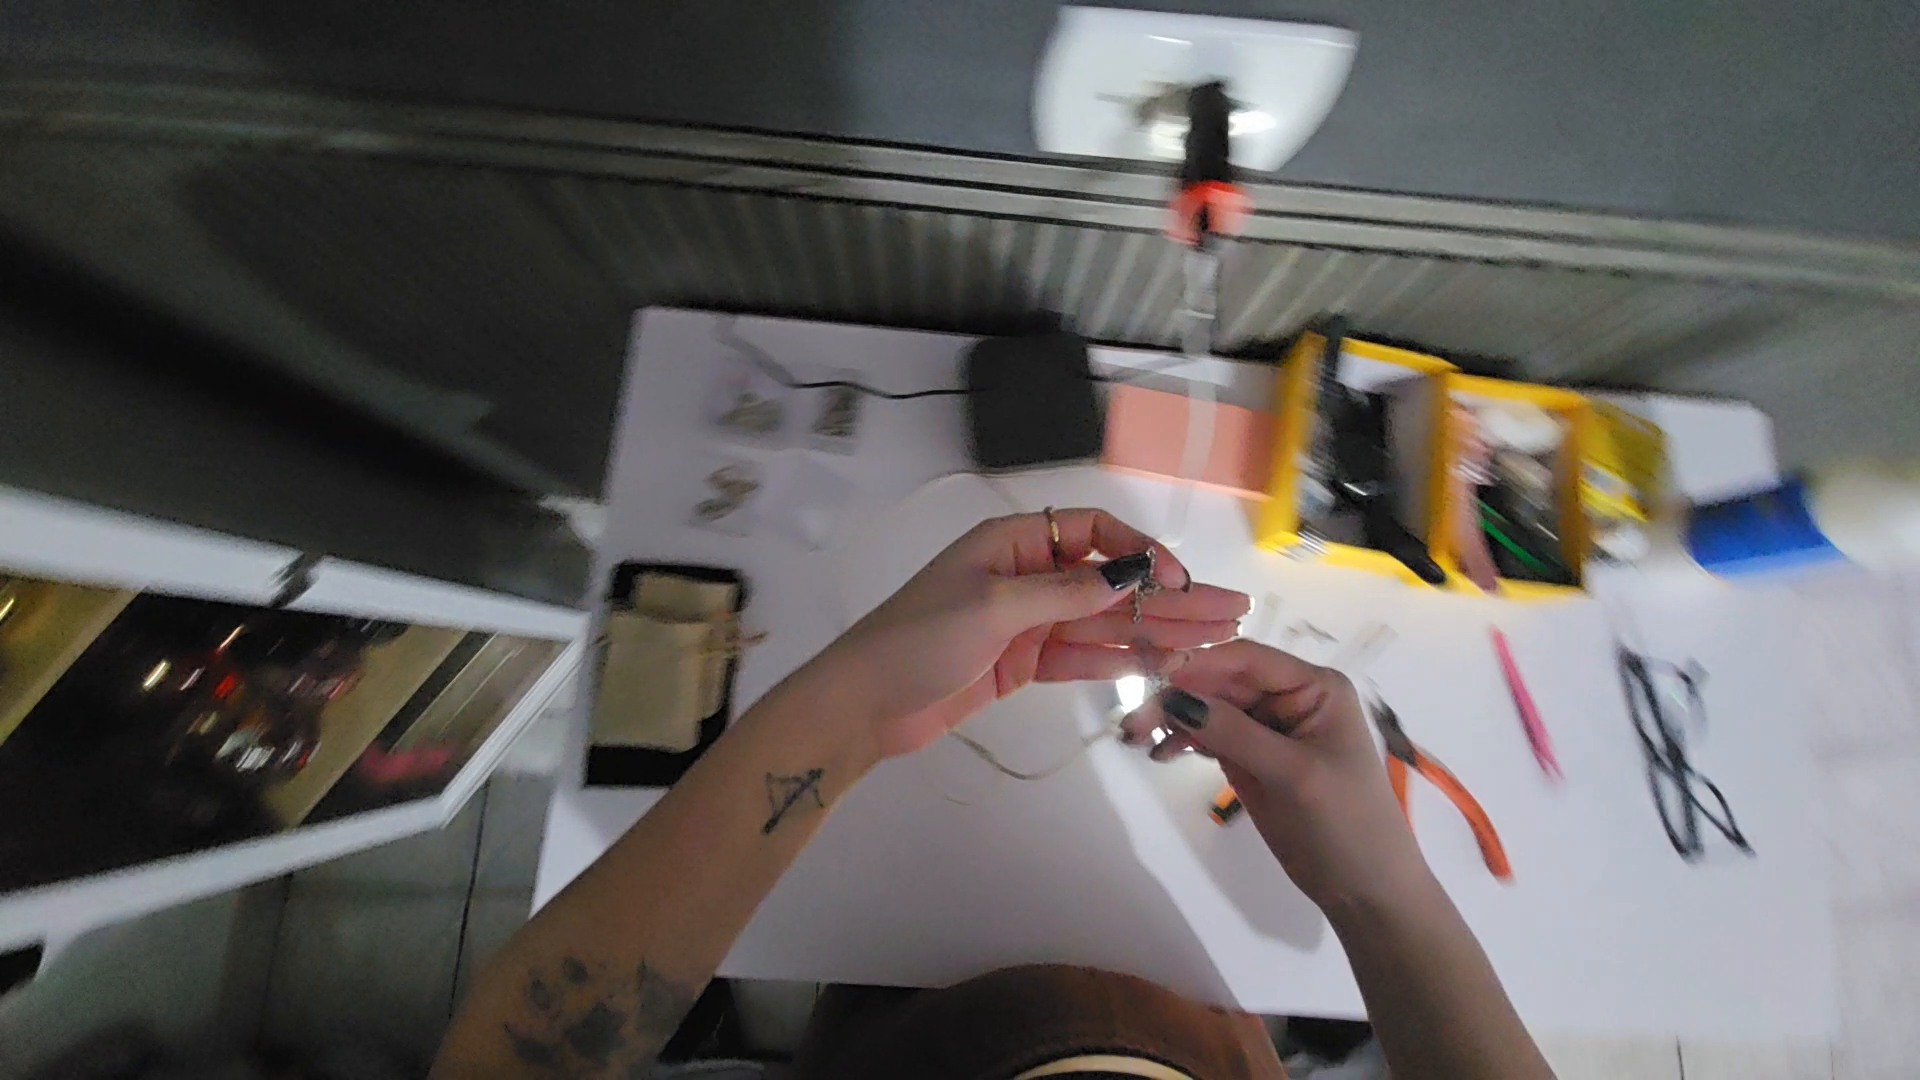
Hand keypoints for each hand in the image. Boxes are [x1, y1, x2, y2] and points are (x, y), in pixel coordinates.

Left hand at [817, 509, 1249, 758]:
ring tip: (1215, 638)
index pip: (1090, 531)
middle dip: (1167, 594)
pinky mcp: (1023, 664)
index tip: (1176, 578)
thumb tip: (1130, 573)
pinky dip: (1118, 659)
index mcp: (1012, 544)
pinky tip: (1163, 661)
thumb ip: (1064, 592)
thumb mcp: (992, 605)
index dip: (1137, 549)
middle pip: (1107, 580)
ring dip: (1155, 629)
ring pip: (1102, 622)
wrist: (866, 704)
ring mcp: (1027, 623)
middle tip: (1230, 610)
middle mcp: (1026, 577)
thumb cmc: (920, 638)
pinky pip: (1080, 656)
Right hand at [1120, 640, 1430, 910]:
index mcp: (1313, 686)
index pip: (1245, 659)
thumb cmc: (1346, 825)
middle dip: (1176, 696)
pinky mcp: (1249, 754)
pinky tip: (1160, 753)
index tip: (1152, 678)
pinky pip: (1207, 733)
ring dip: (1171, 718)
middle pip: (1219, 682)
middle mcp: (1287, 697)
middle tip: (1132, 722)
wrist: (1366, 892)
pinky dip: (1181, 739)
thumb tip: (1173, 697)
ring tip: (1135, 738)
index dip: (1197, 664)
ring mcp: (1266, 726)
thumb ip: (1233, 732)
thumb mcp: (1292, 774)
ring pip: (1206, 706)